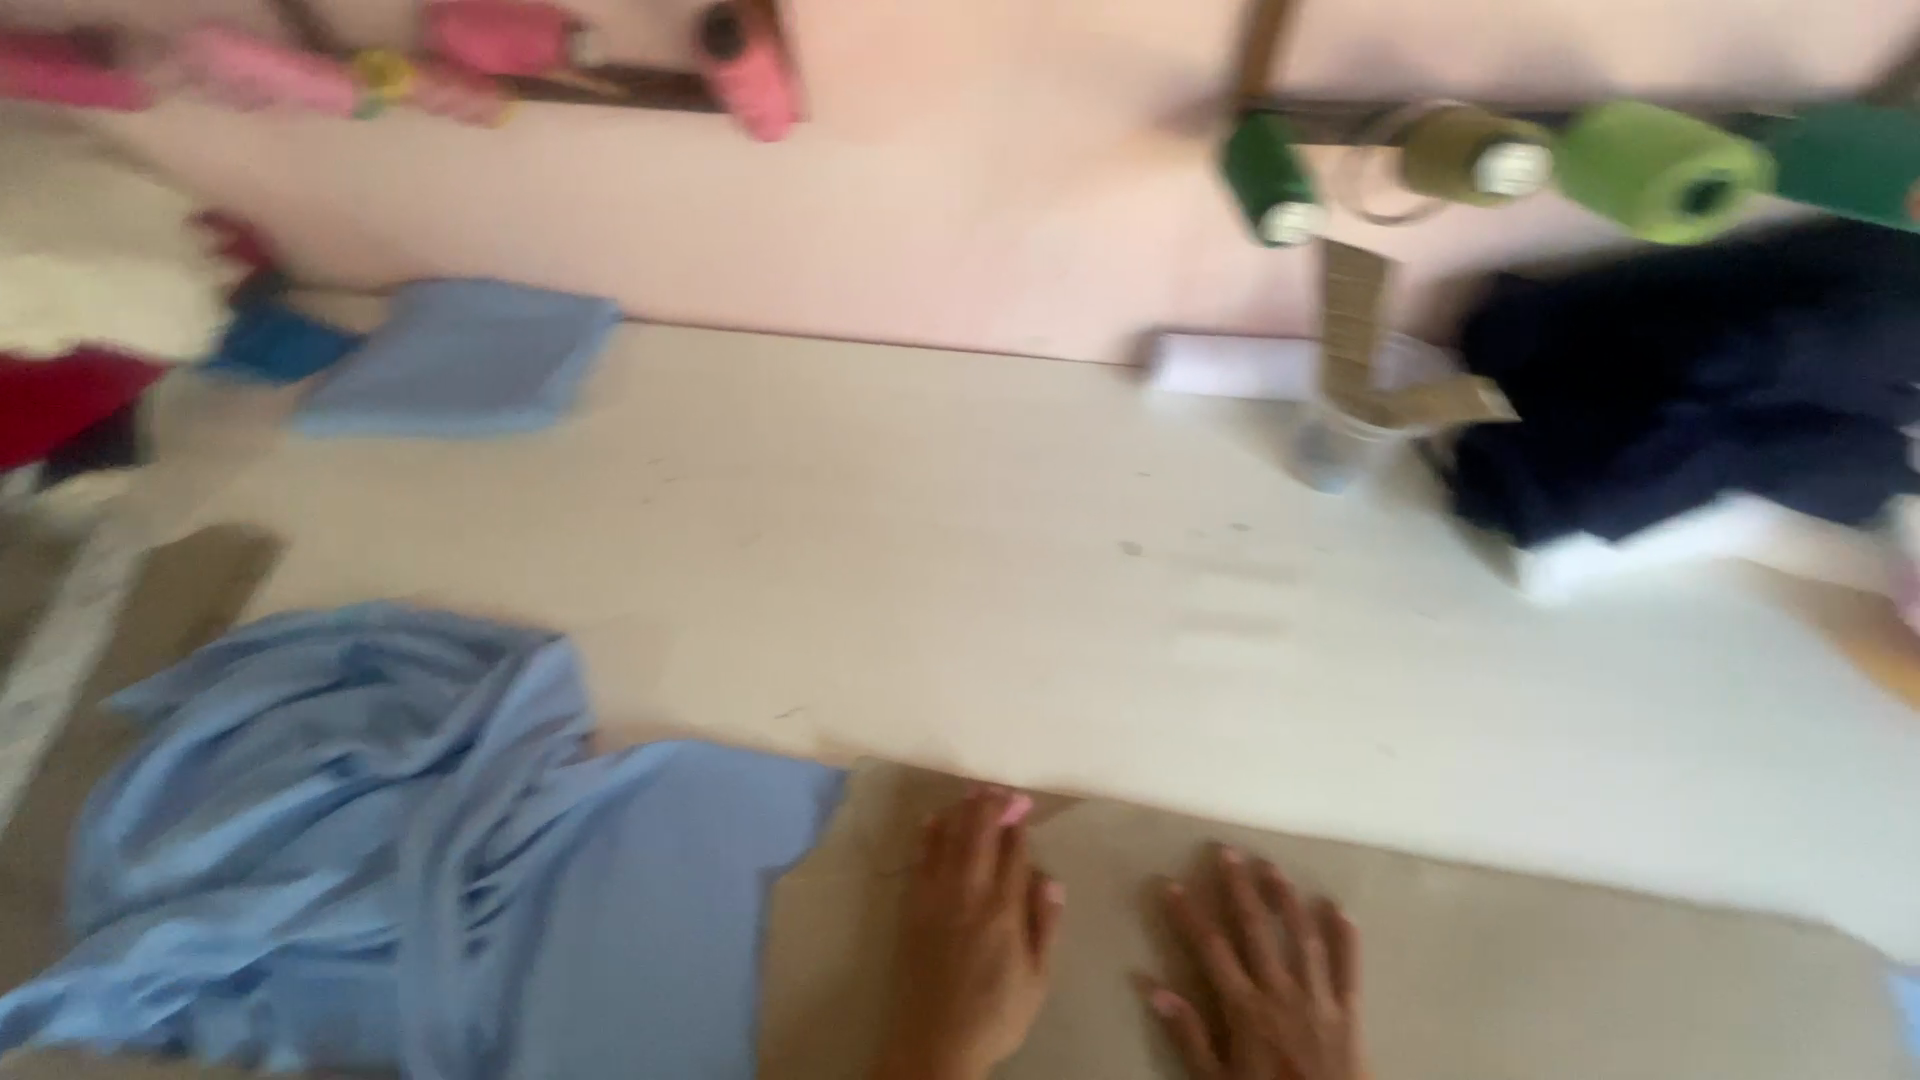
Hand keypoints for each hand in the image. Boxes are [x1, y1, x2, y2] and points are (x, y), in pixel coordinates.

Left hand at [872, 787, 1064, 1079]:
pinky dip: (928, 834)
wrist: (935, 1042)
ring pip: (950, 838)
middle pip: (980, 833)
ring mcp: (937, 896)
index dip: (1018, 824)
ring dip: (963, 810)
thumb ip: (1045, 927)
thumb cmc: (994, 1014)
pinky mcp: (913, 905)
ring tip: (974, 792)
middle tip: (1001, 790)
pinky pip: (920, 859)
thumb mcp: (1037, 980)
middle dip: (991, 805)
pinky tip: (934, 818)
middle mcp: (970, 893)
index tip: (1023, 806)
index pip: (1013, 853)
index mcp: (1004, 911)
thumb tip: (1052, 881)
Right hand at [1140, 846, 1367, 1079]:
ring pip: (1302, 939)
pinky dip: (1346, 940)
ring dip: (1286, 899)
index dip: (1189, 915)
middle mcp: (1281, 994)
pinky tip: (1338, 909)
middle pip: (1257, 930)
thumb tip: (1150, 987)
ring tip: (1271, 867)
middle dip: (1240, 888)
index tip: (1171, 885)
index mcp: (1246, 1009)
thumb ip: (1188, 1035)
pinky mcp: (1350, 1015)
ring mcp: (1319, 1001)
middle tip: (1228, 852)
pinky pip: (1349, 971)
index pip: (1211, 949)